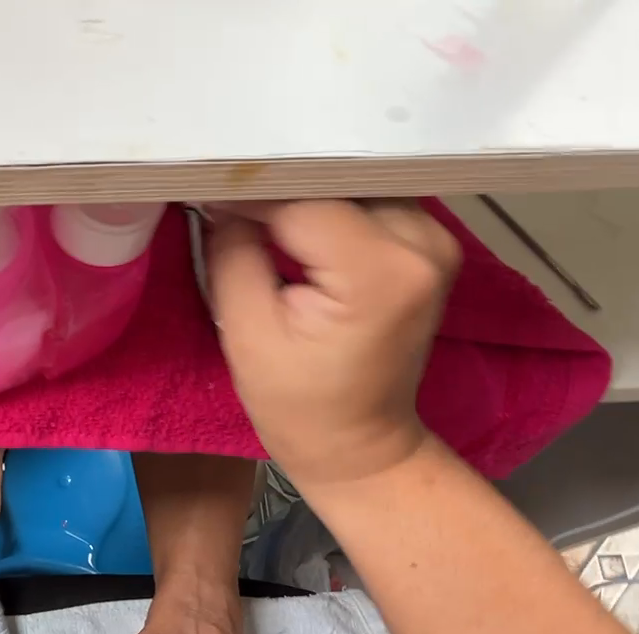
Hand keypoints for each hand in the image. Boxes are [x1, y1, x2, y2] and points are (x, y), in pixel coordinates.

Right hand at [206, 199, 460, 486]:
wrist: (356, 443)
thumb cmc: (296, 405)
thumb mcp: (246, 336)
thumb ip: (232, 256)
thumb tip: (222, 199)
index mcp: (379, 271)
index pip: (303, 200)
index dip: (248, 193)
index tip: (203, 191)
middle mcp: (423, 242)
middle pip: (335, 184)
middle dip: (279, 188)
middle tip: (226, 194)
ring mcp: (435, 240)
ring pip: (354, 187)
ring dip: (306, 194)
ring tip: (258, 206)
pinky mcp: (431, 244)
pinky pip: (371, 204)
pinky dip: (330, 208)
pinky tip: (297, 222)